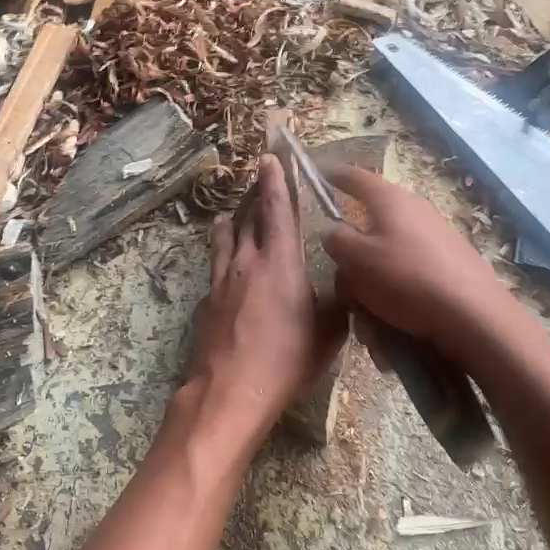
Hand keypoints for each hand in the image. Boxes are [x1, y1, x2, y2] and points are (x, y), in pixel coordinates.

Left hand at [187, 154, 343, 438]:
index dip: (274, 180)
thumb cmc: (287, 358)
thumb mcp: (329, 331)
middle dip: (253, 198)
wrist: (229, 391)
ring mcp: (220, 282)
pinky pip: (215, 273)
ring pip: (223, 241)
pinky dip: (222, 263)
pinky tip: (224, 275)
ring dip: (228, 225)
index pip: (276, 207)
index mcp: (280, 260)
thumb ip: (338, 301)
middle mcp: (246, 261)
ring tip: (227, 217)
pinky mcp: (204, 305)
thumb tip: (345, 285)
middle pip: (247, 219)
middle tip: (256, 183)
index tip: (269, 158)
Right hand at [321, 165, 525, 365]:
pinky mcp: (446, 269)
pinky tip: (395, 340)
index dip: (335, 175)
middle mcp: (413, 213)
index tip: (321, 174)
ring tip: (375, 333)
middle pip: (367, 235)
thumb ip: (336, 241)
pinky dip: (396, 309)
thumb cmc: (406, 278)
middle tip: (350, 298)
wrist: (473, 316)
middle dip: (353, 273)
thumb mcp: (357, 260)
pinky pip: (407, 285)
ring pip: (385, 268)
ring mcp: (432, 241)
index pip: (355, 177)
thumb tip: (333, 230)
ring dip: (372, 300)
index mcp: (389, 200)